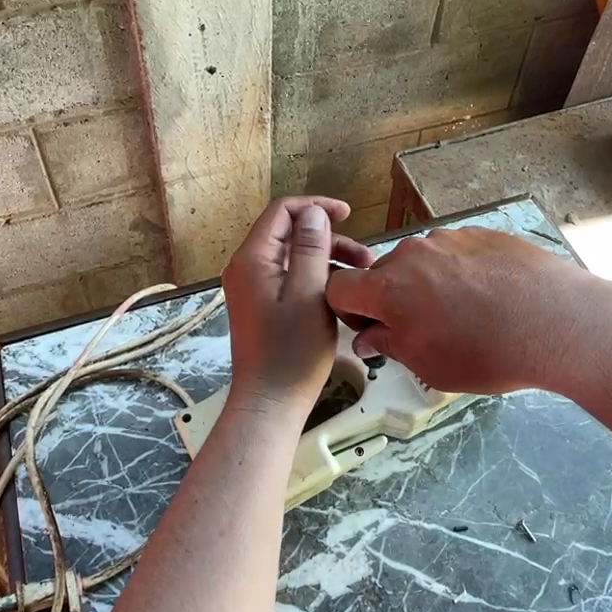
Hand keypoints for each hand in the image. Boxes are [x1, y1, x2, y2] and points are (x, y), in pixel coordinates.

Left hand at [221, 196, 375, 415]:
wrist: (269, 403)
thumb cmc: (291, 352)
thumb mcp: (310, 294)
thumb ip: (311, 248)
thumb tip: (313, 213)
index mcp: (253, 259)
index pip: (282, 212)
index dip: (316, 207)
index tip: (349, 215)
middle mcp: (247, 268)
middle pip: (290, 234)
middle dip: (329, 238)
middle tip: (365, 257)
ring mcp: (252, 288)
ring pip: (294, 258)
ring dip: (327, 260)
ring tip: (361, 277)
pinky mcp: (262, 306)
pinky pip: (291, 279)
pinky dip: (316, 279)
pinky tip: (342, 296)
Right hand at [325, 227, 611, 394]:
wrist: (559, 322)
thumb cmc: (488, 352)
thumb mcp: (429, 366)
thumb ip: (390, 346)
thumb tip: (370, 337)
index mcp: (388, 288)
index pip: (339, 288)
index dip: (349, 312)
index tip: (372, 330)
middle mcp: (411, 253)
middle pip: (383, 274)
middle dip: (393, 300)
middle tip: (426, 330)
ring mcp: (448, 238)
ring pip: (421, 262)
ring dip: (429, 284)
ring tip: (468, 314)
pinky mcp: (481, 232)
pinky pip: (456, 252)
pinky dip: (462, 272)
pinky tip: (492, 297)